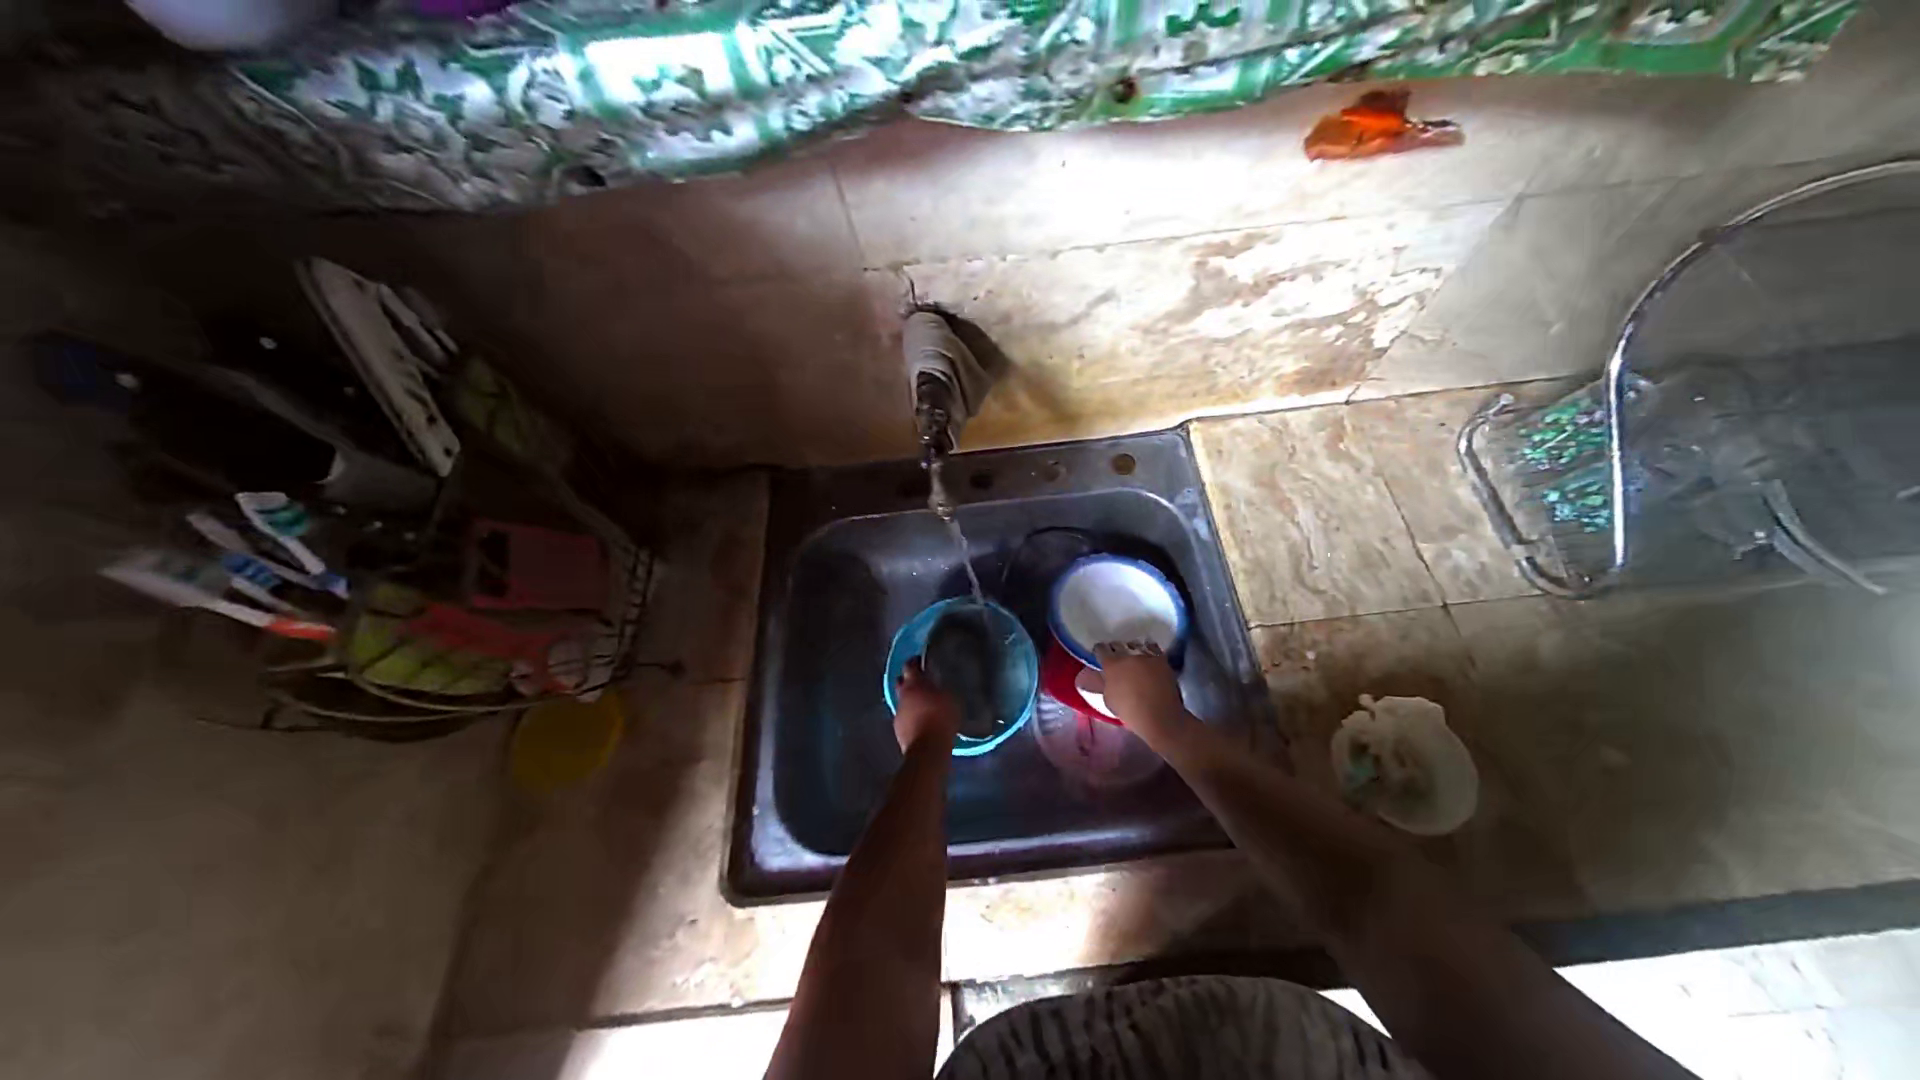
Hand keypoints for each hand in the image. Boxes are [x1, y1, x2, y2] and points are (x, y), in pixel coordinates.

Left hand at [893, 658, 960, 753]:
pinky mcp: (898, 729)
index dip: (914, 662)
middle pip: (901, 681)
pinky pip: (904, 717)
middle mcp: (903, 695)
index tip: (920, 660)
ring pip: (902, 701)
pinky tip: (921, 721)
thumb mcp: (950, 699)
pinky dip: (911, 716)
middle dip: (908, 679)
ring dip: (910, 701)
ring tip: (923, 705)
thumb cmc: (941, 718)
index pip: (909, 665)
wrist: (928, 748)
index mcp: (915, 683)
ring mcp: (898, 713)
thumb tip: (940, 687)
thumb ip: (942, 690)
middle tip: (920, 681)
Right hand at [1090, 641, 1195, 746]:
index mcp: (1111, 664)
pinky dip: (1148, 653)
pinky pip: (1152, 649)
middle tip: (1116, 659)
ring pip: (1136, 645)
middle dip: (1115, 650)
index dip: (1099, 652)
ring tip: (1133, 658)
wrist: (1159, 717)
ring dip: (1132, 650)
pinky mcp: (1162, 659)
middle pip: (1118, 644)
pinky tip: (1148, 660)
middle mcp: (1128, 655)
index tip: (1100, 657)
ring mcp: (1146, 655)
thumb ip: (1105, 682)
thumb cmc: (1130, 711)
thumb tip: (1104, 676)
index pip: (1100, 648)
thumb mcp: (1108, 698)